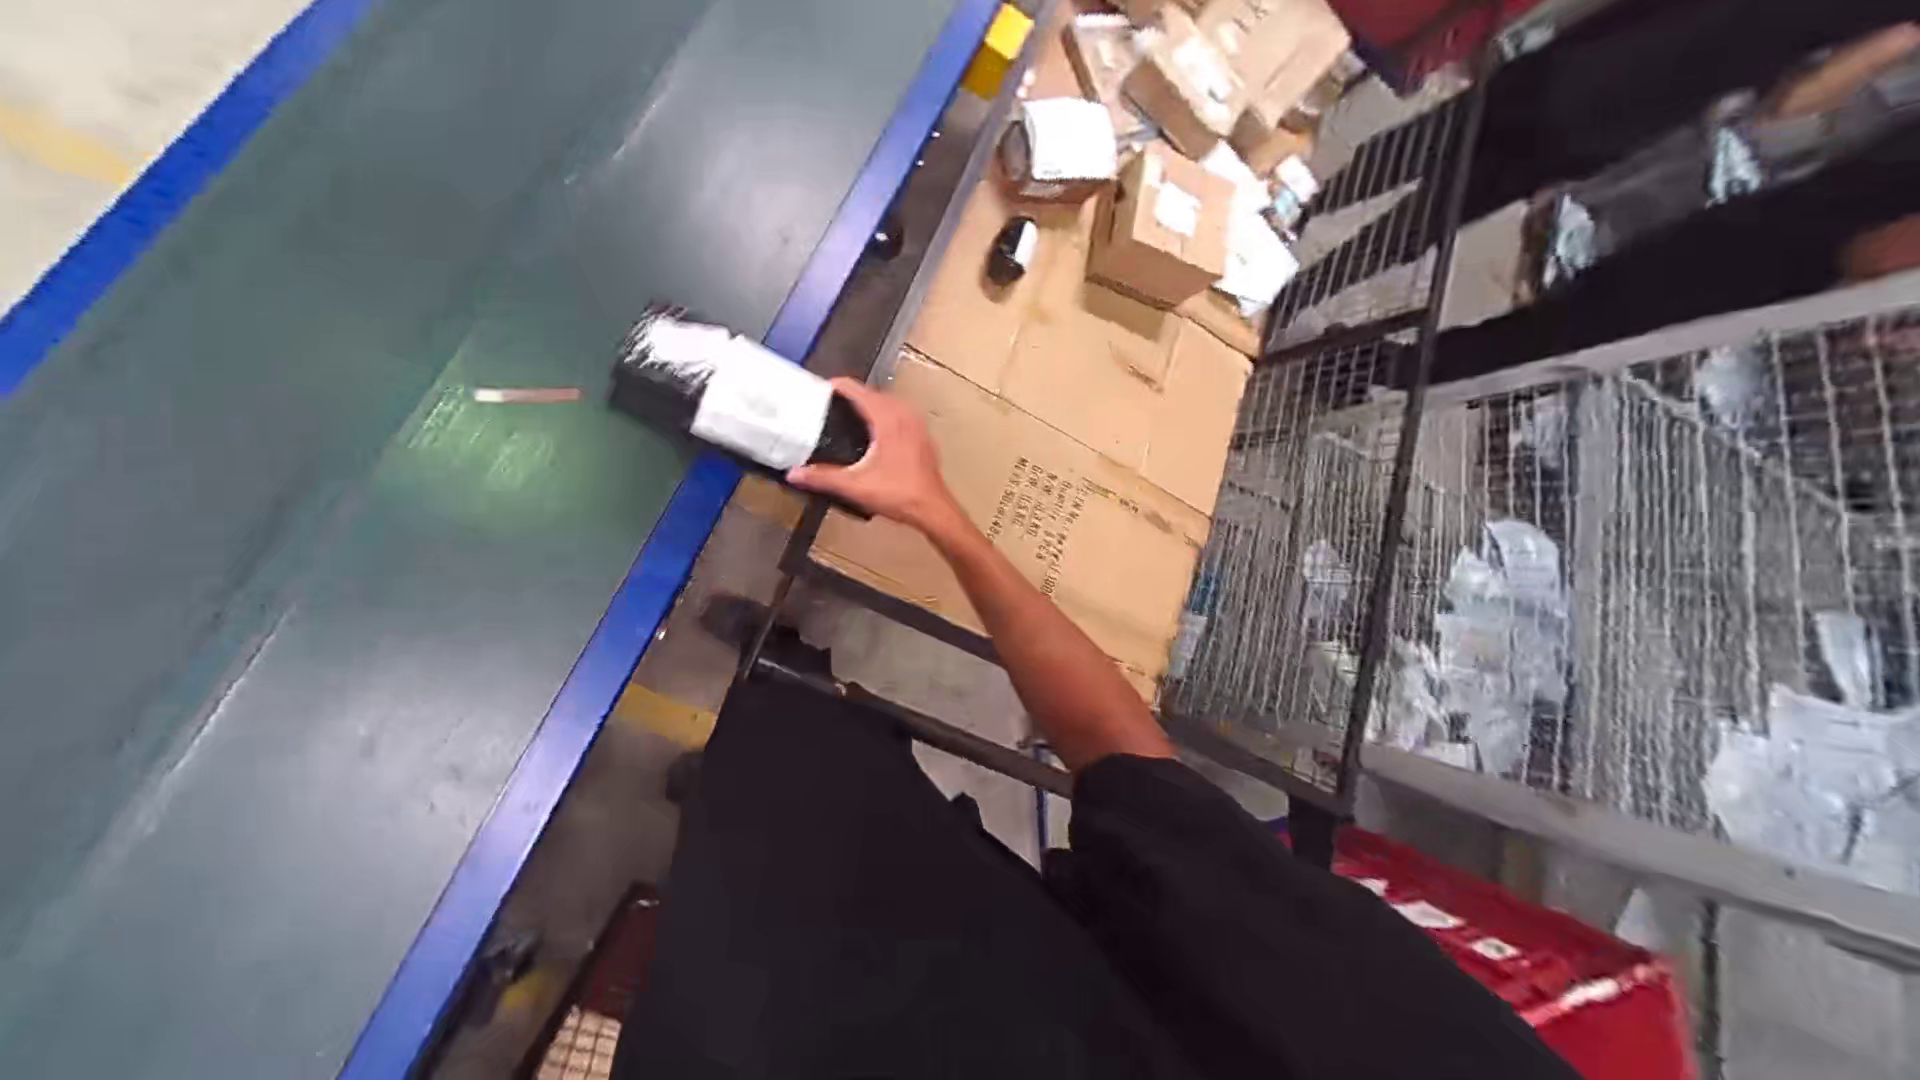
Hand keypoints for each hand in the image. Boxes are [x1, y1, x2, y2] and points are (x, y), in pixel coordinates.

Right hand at [788, 378, 961, 535]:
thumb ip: (822, 478)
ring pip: (889, 403)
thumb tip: (795, 473)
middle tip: (830, 402)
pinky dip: (884, 415)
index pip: (859, 390)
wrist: (931, 509)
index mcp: (888, 420)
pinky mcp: (922, 437)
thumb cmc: (900, 495)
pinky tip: (874, 431)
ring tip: (848, 413)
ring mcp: (917, 425)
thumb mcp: (855, 486)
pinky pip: (900, 415)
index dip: (838, 386)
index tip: (822, 388)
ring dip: (869, 404)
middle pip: (873, 394)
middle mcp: (905, 416)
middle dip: (852, 395)